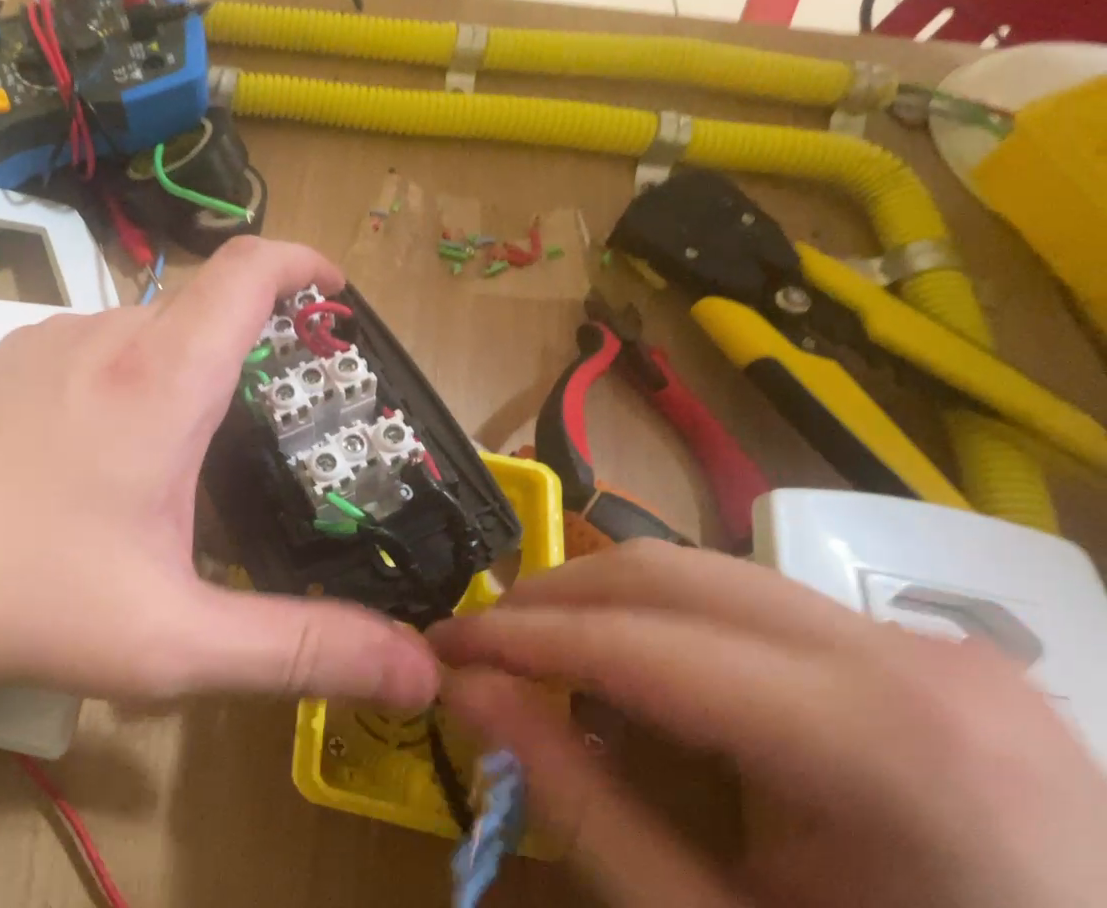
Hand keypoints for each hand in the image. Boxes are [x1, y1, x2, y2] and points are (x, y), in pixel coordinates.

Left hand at [0, 236, 438, 707]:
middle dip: (251, 349)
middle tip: (279, 424)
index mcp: (159, 379)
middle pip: (200, 310)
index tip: (338, 294)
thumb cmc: (25, 592)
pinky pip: (84, 353)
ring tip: (193, 455)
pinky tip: (101, 459)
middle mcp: (102, 337)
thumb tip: (417, 673)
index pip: (247, 270)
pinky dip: (122, 383)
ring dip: (182, 373)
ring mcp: (39, 342)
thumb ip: (300, 648)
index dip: (303, 263)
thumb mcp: (172, 638)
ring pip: (140, 334)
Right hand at [428, 540, 1106, 907]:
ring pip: (712, 578)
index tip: (436, 644)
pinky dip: (678, 632)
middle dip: (554, 600)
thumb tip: (465, 690)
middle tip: (480, 646)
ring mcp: (938, 646)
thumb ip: (578, 802)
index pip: (640, 641)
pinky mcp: (940, 654)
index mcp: (877, 740)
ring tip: (548, 662)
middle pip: (672, 575)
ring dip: (609, 609)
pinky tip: (652, 688)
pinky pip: (764, 610)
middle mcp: (914, 656)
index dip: (518, 637)